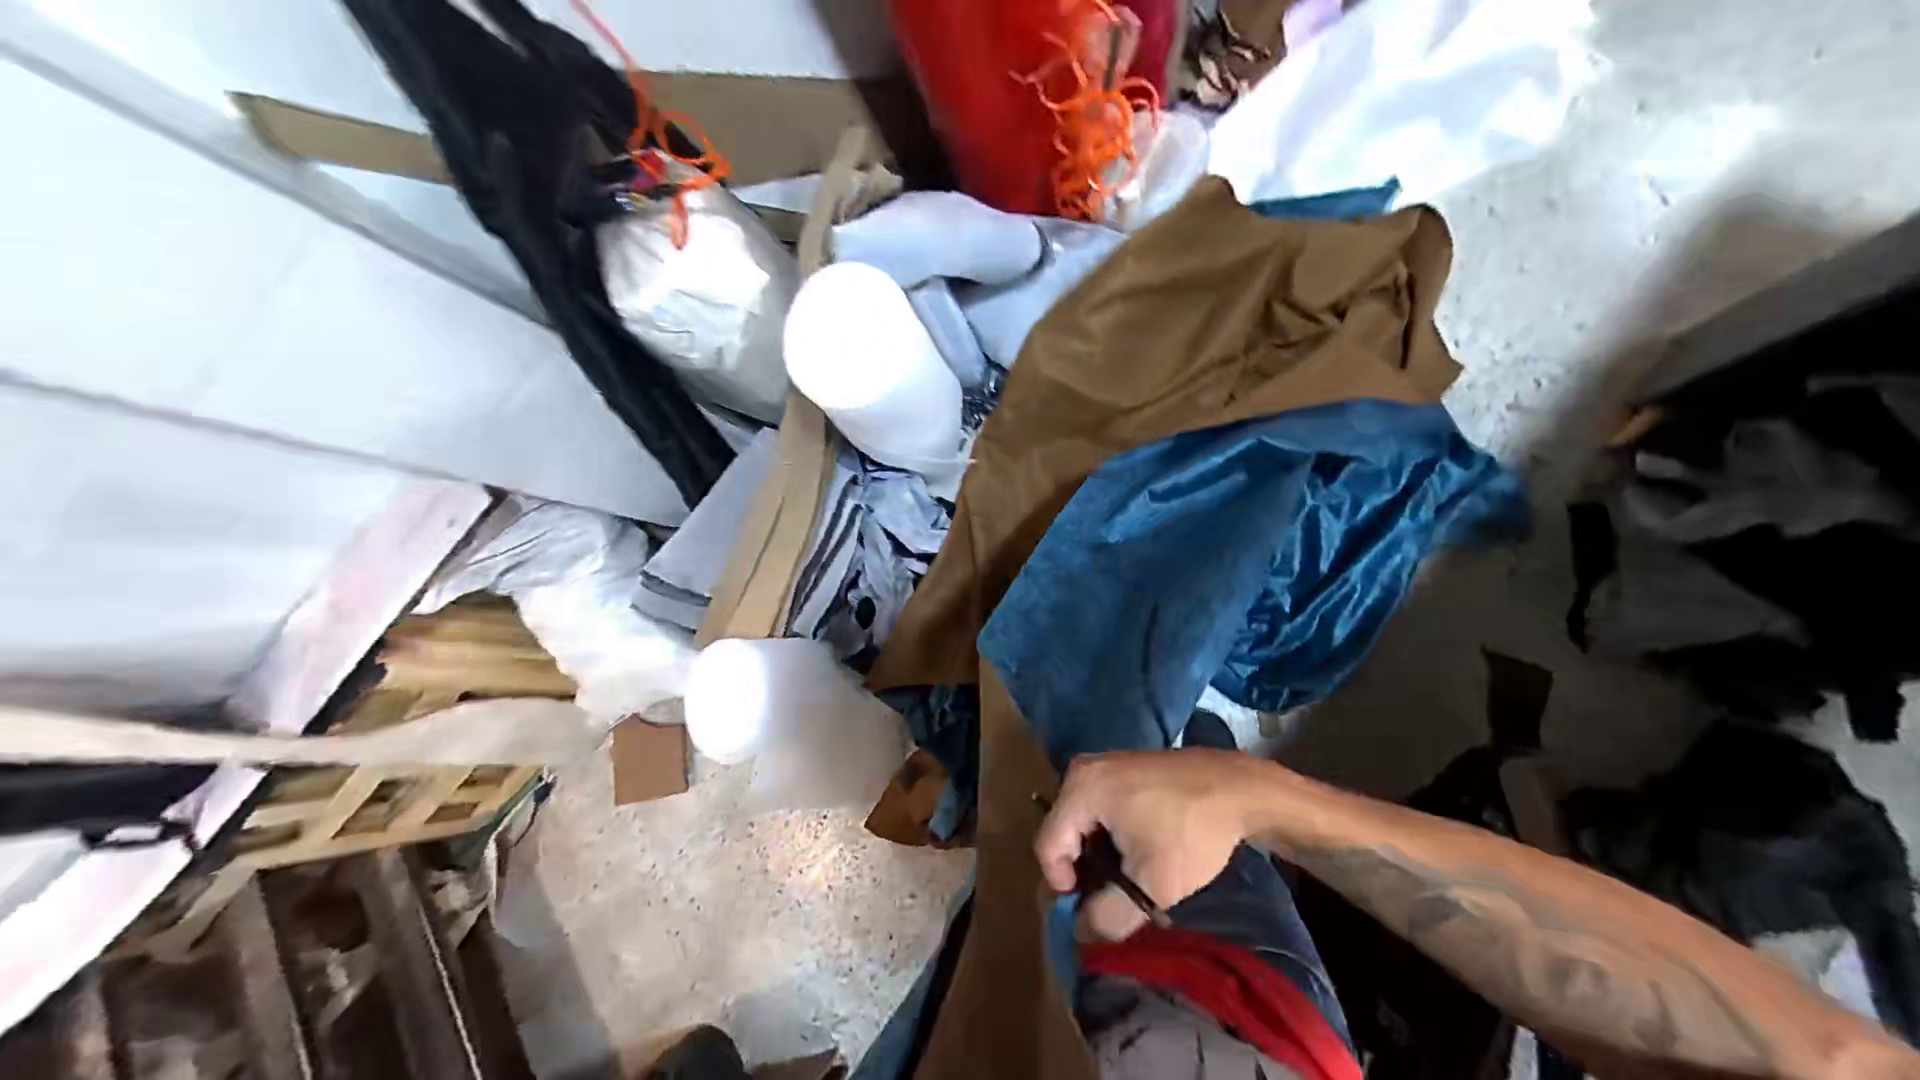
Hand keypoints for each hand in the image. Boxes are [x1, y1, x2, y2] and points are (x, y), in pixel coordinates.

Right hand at [1035, 748, 1280, 940]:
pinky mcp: (1119, 768)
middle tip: (1110, 900)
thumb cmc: (1192, 833)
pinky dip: (1106, 836)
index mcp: (1080, 788)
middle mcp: (1081, 770)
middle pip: (1061, 833)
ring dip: (1095, 857)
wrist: (1239, 789)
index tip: (1093, 910)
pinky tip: (1135, 852)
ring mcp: (1101, 765)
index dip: (1062, 887)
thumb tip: (1079, 931)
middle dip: (1080, 872)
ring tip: (1126, 880)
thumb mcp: (1153, 885)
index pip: (1047, 847)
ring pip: (1078, 823)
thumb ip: (1109, 916)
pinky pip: (1095, 808)